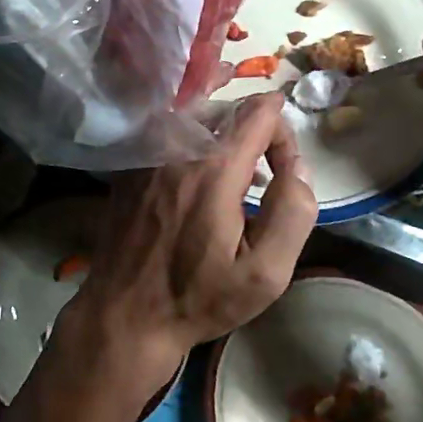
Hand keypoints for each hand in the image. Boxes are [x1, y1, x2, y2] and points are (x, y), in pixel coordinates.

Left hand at [59, 93, 317, 397]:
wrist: (126, 313)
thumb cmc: (199, 297)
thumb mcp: (266, 272)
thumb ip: (294, 210)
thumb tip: (297, 164)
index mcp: (214, 168)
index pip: (258, 111)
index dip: (283, 129)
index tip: (285, 165)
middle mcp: (176, 148)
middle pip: (224, 108)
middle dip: (253, 126)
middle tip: (265, 164)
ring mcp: (146, 156)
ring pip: (192, 117)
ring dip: (221, 131)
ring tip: (238, 169)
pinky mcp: (128, 168)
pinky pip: (166, 136)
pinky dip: (190, 142)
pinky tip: (198, 176)